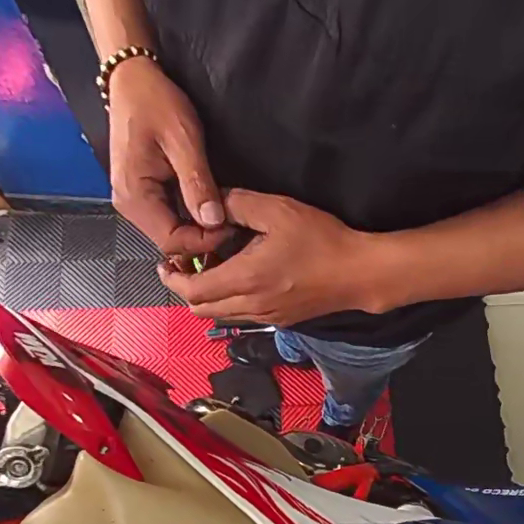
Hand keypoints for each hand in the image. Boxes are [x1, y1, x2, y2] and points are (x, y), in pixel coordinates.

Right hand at [107, 55, 229, 255]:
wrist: (132, 80)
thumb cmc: (153, 101)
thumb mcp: (183, 140)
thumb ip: (198, 184)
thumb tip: (214, 221)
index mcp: (135, 195)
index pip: (172, 241)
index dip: (203, 242)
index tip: (229, 229)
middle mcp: (129, 205)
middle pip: (170, 242)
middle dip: (201, 239)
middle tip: (230, 223)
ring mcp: (133, 202)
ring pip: (170, 233)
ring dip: (196, 230)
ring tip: (220, 215)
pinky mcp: (142, 196)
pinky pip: (168, 218)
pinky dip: (188, 219)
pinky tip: (204, 207)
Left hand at [158, 190, 397, 326]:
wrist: (358, 274)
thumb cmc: (321, 240)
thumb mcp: (277, 211)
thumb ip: (239, 204)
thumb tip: (212, 203)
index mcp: (245, 279)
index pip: (192, 291)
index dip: (172, 279)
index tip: (165, 262)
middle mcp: (250, 306)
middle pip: (200, 310)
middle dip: (185, 289)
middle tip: (185, 264)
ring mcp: (264, 317)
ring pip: (219, 316)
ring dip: (207, 297)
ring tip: (209, 269)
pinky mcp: (278, 320)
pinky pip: (240, 316)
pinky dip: (227, 302)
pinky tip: (238, 278)